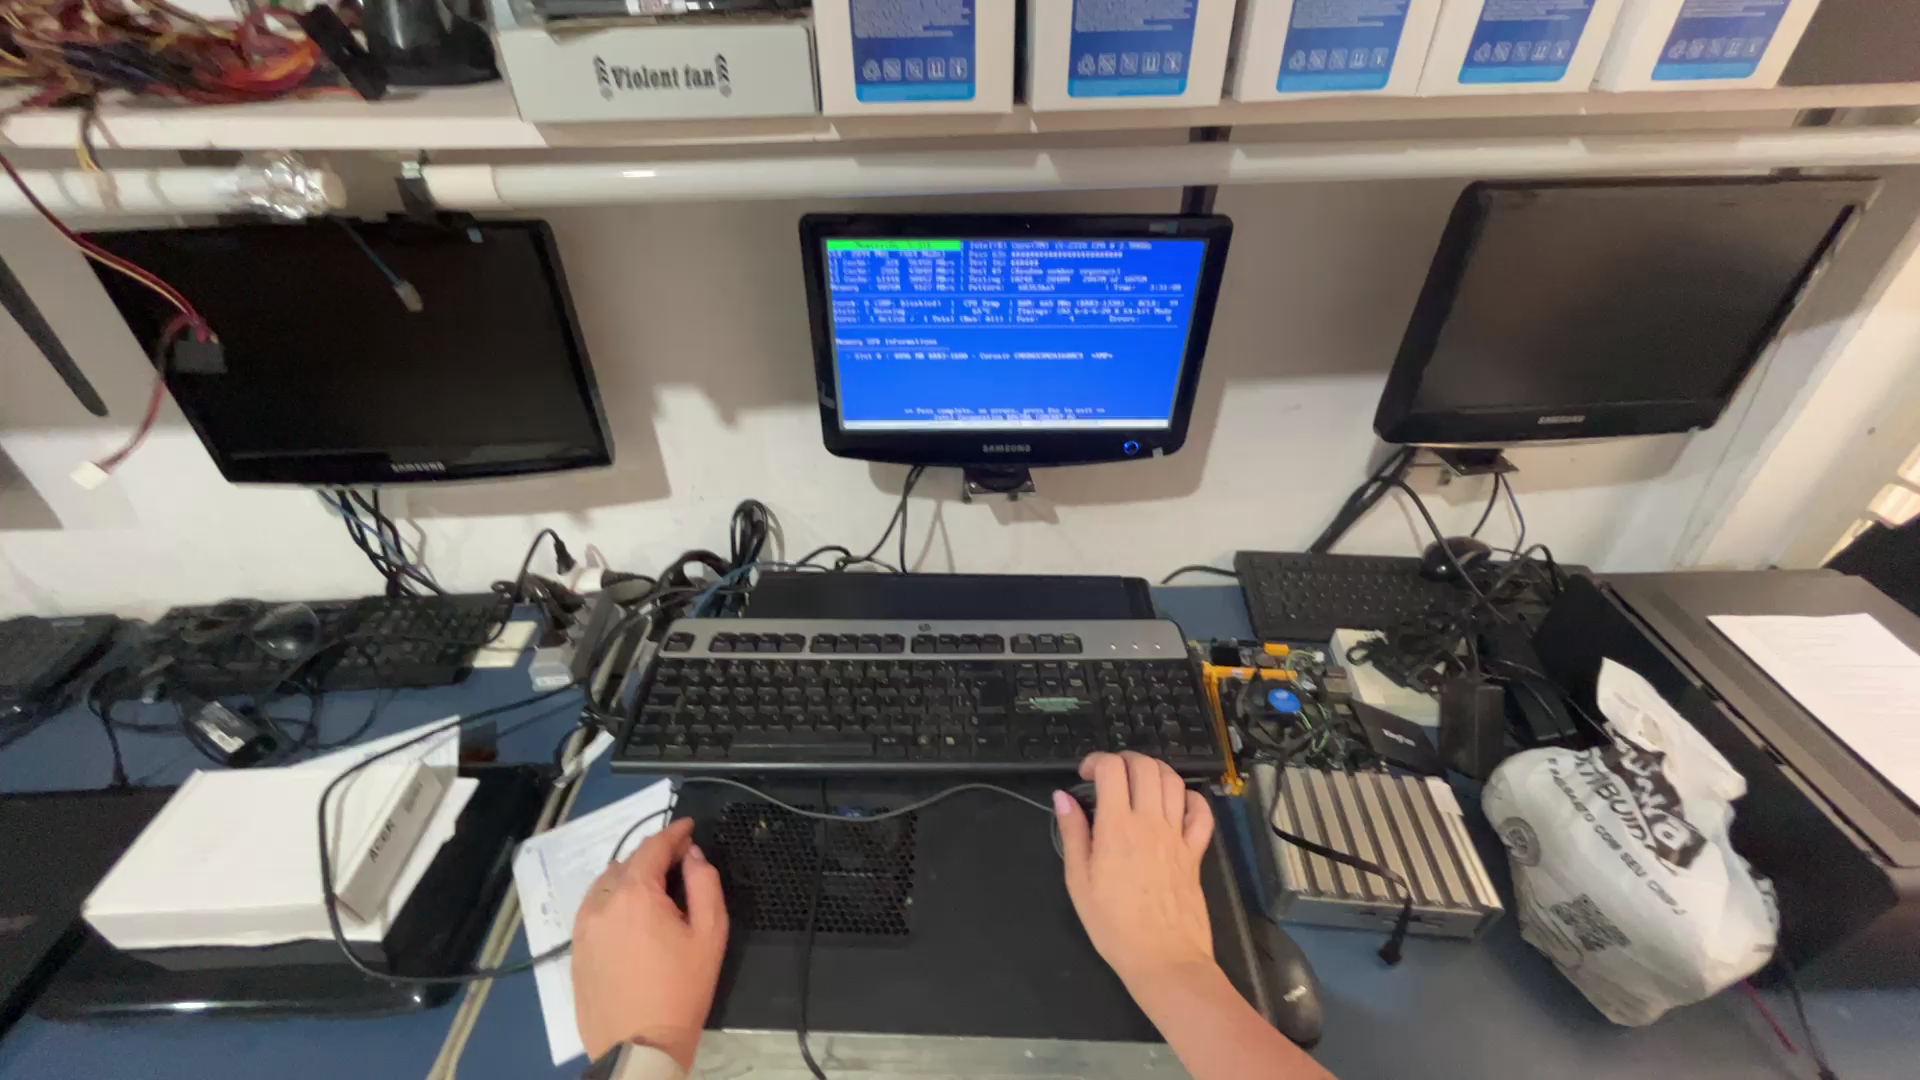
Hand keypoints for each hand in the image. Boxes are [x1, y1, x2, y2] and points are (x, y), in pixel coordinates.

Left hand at [571, 818, 727, 1067]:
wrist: (640, 1048)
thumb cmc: (682, 988)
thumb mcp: (710, 931)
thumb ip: (704, 883)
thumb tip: (693, 855)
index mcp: (636, 895)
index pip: (653, 847)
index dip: (674, 832)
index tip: (689, 826)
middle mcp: (603, 905)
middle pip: (627, 862)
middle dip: (653, 854)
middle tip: (679, 858)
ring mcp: (584, 930)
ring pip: (605, 884)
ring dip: (629, 875)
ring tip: (653, 883)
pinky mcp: (575, 953)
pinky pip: (593, 909)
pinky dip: (612, 898)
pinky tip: (629, 911)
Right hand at [1053, 751, 1215, 987]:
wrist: (1164, 961)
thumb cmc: (1114, 925)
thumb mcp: (1078, 882)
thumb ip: (1072, 833)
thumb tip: (1062, 797)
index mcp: (1117, 828)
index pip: (1111, 769)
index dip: (1096, 760)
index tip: (1086, 774)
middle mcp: (1150, 823)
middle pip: (1145, 766)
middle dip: (1125, 759)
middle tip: (1111, 774)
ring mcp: (1177, 835)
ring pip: (1173, 780)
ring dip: (1154, 770)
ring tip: (1139, 782)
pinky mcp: (1196, 852)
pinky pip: (1200, 811)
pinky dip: (1189, 797)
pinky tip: (1174, 803)